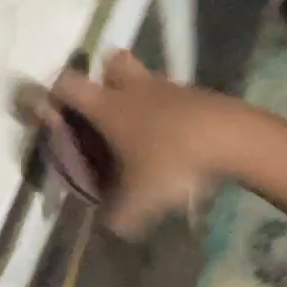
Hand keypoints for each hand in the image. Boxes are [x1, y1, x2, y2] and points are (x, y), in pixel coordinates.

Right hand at [48, 51, 246, 238]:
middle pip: (111, 61)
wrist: (231, 136)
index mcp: (109, 106)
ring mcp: (168, 87)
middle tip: (106, 107)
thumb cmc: (172, 160)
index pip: (68, 84)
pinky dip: (169, 111)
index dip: (55, 92)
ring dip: (141, 96)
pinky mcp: (197, 94)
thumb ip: (119, 216)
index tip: (54, 111)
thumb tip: (109, 225)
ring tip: (143, 130)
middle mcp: (134, 89)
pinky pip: (173, 95)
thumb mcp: (140, 199)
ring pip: (145, 78)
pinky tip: (176, 139)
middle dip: (105, 77)